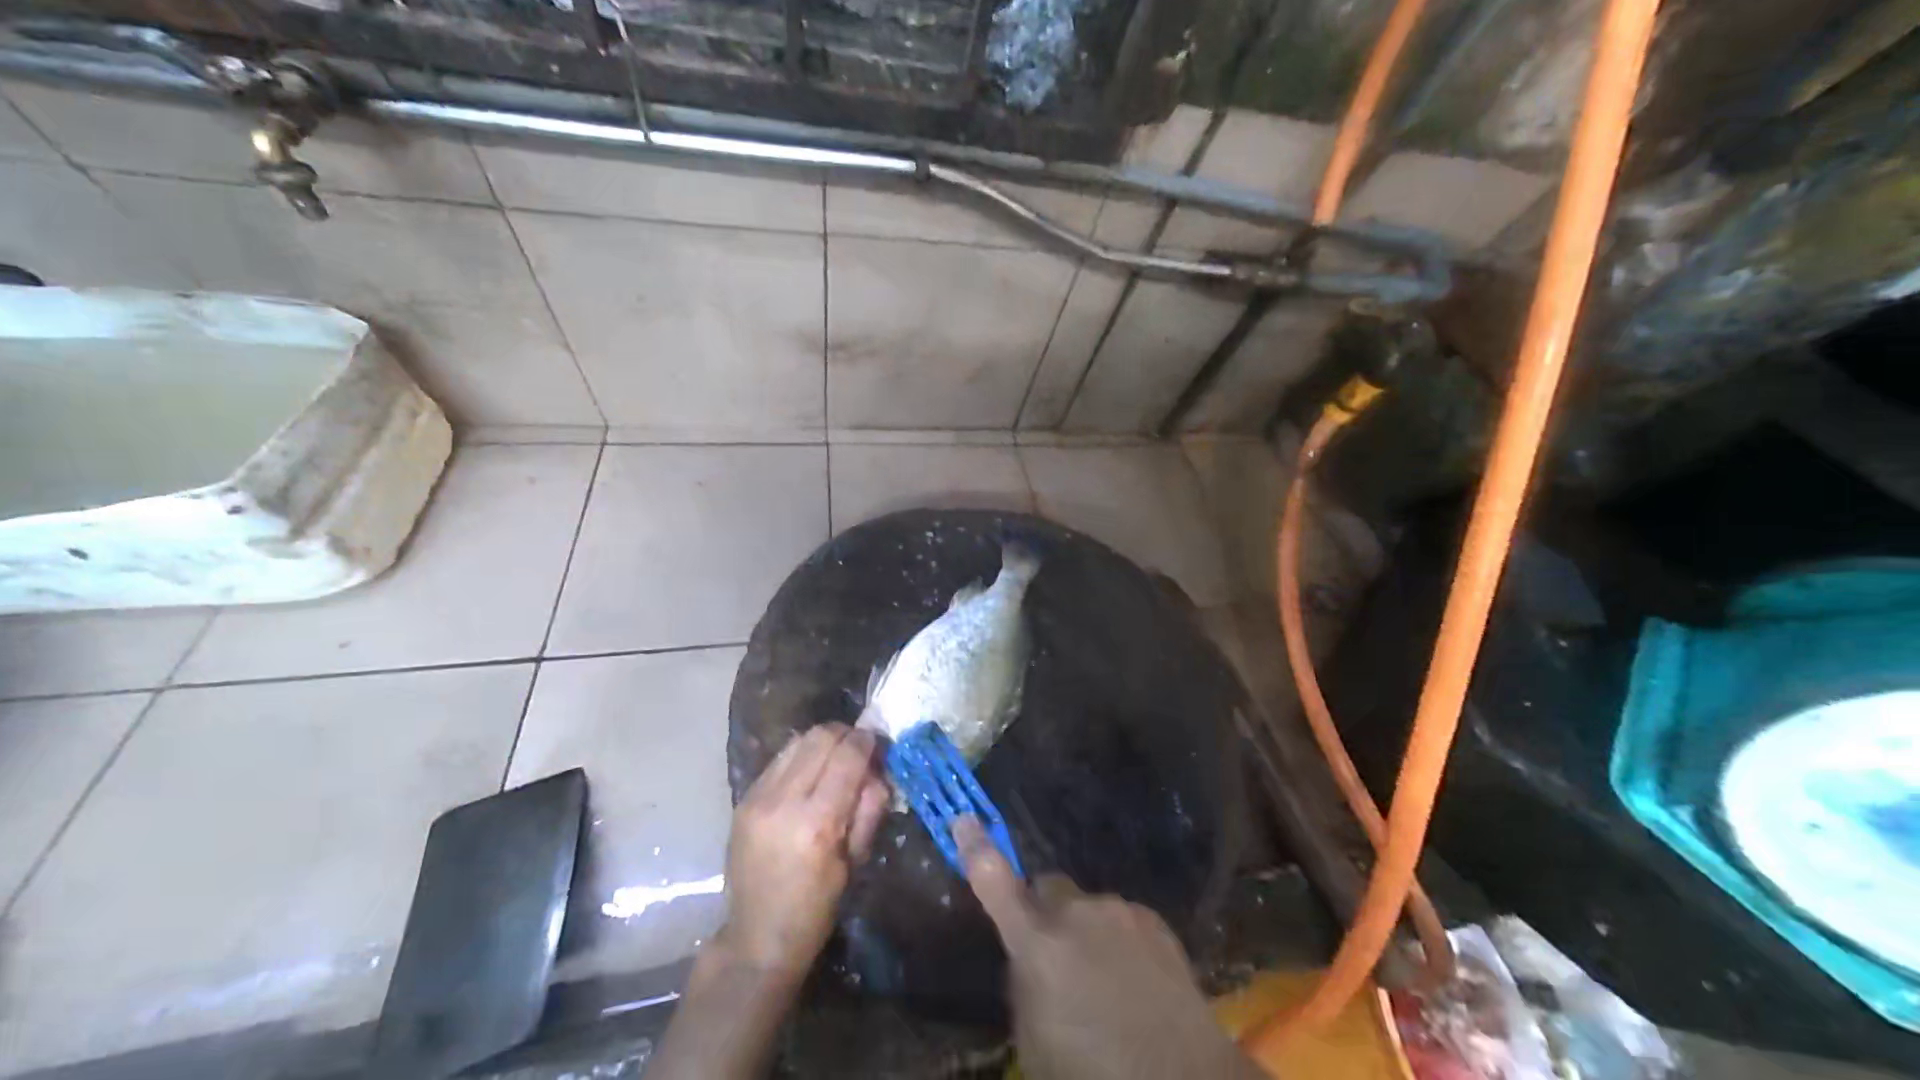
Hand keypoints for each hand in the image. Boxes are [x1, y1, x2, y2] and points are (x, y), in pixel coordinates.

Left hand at [718, 723, 889, 978]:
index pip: (847, 756)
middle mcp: (784, 801)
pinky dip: (801, 757)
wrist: (756, 937)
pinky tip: (809, 775)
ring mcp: (758, 797)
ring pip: (798, 741)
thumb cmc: (816, 908)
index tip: (878, 741)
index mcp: (817, 823)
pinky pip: (779, 760)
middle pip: (820, 737)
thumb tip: (877, 768)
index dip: (867, 741)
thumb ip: (869, 808)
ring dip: (822, 742)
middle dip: (845, 735)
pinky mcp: (743, 799)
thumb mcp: (856, 861)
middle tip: (859, 748)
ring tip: (835, 759)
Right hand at [955, 818, 1265, 1079]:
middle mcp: (1076, 914)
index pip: (995, 883)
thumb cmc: (1091, 1071)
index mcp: (1037, 945)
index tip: (963, 819)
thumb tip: (1028, 955)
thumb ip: (1024, 984)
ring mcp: (1118, 912)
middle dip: (1044, 911)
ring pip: (1086, 907)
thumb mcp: (1033, 1042)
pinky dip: (1118, 941)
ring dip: (1085, 931)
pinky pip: (1120, 919)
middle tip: (1056, 957)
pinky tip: (1135, 981)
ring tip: (1104, 982)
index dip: (977, 849)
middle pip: (1046, 888)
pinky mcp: (1153, 920)